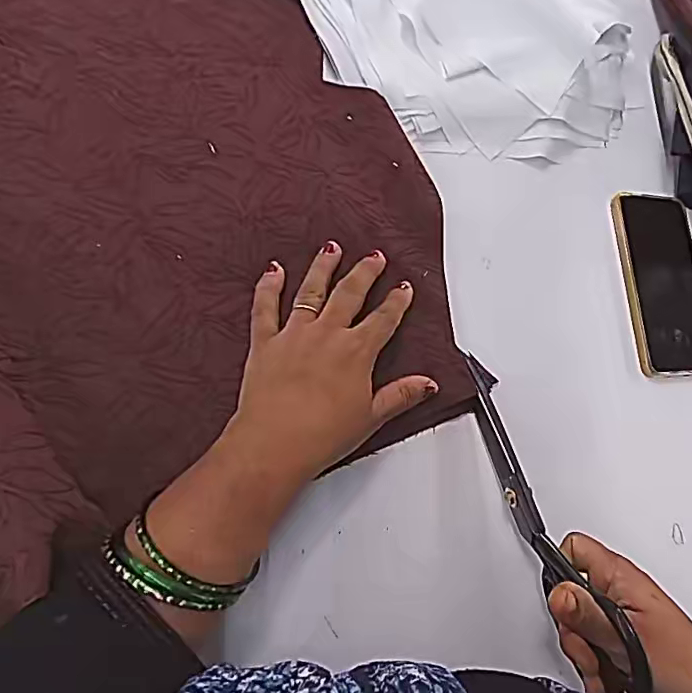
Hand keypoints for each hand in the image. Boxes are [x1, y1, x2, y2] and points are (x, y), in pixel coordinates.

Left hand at [223, 241, 438, 483]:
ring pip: (311, 291)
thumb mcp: (371, 416)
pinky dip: (268, 287)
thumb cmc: (321, 434)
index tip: (404, 289)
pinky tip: (274, 270)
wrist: (273, 443)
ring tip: (332, 249)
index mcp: (357, 351)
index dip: (397, 302)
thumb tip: (426, 384)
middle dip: (366, 273)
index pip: (383, 319)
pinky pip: (265, 307)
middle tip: (375, 258)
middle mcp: (327, 335)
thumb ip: (400, 395)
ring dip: (323, 267)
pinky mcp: (265, 343)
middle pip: (350, 294)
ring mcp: (294, 335)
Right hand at [550, 532, 691, 692]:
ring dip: (586, 657)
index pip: (574, 549)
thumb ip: (588, 615)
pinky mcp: (622, 641)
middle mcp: (619, 591)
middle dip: (574, 631)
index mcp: (620, 576)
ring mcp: (621, 617)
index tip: (564, 607)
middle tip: (591, 649)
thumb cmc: (686, 666)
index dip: (560, 573)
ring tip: (606, 672)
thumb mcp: (627, 639)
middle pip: (569, 596)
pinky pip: (592, 648)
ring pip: (578, 627)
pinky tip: (610, 681)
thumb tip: (558, 594)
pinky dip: (595, 669)